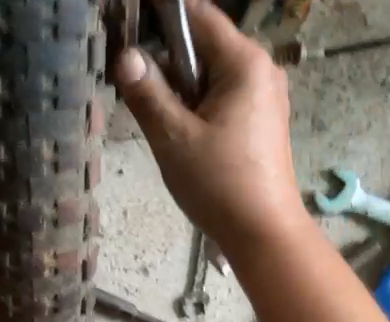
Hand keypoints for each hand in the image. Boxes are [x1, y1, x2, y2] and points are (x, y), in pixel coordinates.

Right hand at [116, 1, 306, 258]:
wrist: (262, 232)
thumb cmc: (219, 184)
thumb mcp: (173, 140)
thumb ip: (148, 95)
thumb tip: (125, 56)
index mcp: (243, 63)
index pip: (198, 16)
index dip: (162, 16)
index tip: (130, 24)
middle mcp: (260, 69)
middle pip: (203, 48)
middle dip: (168, 66)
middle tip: (137, 96)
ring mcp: (264, 97)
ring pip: (210, 78)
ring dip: (180, 93)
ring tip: (161, 128)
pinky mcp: (261, 123)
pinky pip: (222, 101)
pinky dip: (197, 110)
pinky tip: (183, 141)